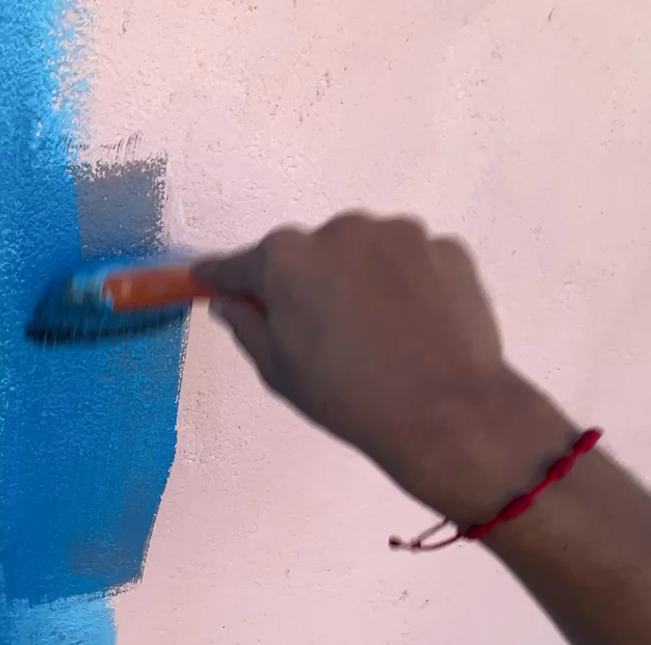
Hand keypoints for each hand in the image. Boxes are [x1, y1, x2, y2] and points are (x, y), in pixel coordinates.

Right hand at [195, 214, 577, 524]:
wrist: (444, 408)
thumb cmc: (341, 394)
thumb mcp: (275, 369)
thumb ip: (246, 325)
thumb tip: (230, 303)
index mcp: (286, 260)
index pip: (237, 264)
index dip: (218, 277)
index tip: (205, 281)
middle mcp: (340, 231)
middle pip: (302, 254)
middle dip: (297, 282)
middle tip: (307, 330)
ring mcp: (399, 234)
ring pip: (356, 253)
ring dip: (349, 279)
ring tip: (364, 331)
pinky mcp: (446, 247)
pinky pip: (403, 262)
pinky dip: (395, 284)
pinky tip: (402, 325)